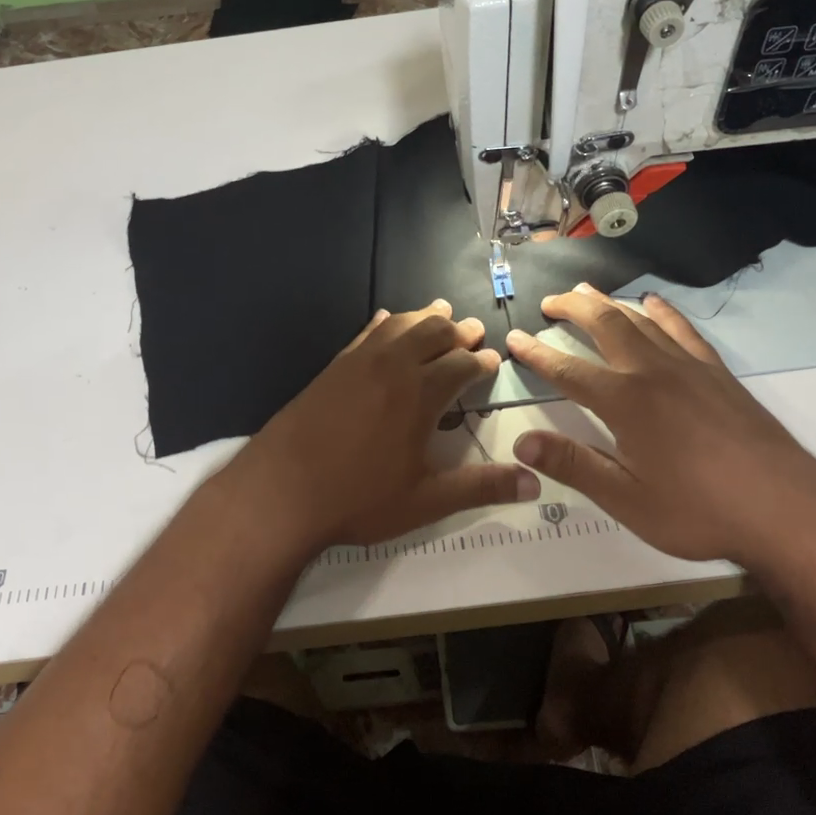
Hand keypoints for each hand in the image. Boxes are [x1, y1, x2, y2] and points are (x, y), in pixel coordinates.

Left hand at [221, 300, 540, 549]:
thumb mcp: (425, 501)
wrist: (281, 490)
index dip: (483, 363)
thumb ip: (480, 487)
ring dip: (426, 318)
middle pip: (435, 333)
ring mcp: (359, 362)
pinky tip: (389, 321)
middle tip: (475, 332)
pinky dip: (387, 323)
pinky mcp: (333, 367)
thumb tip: (534, 484)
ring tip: (442, 313)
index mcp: (421, 394)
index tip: (493, 363)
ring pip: (401, 325)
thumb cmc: (358, 499)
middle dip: (460, 331)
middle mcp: (393, 367)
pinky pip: (367, 332)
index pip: (463, 365)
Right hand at [504, 285, 815, 563]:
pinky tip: (653, 304)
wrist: (787, 507)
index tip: (513, 337)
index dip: (537, 352)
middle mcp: (652, 372)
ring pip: (642, 321)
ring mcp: (689, 368)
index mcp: (625, 402)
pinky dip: (662, 312)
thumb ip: (574, 466)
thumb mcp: (627, 499)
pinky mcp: (717, 373)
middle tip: (550, 301)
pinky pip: (683, 330)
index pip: (567, 369)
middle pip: (605, 325)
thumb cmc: (699, 510)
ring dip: (610, 303)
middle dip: (573, 308)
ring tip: (588, 291)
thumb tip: (522, 444)